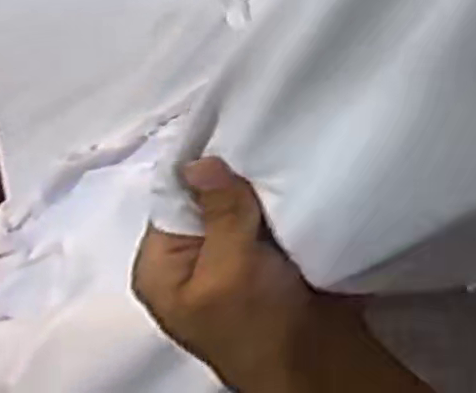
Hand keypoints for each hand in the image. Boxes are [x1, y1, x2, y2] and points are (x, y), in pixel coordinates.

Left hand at [133, 159, 414, 392]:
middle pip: (211, 194)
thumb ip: (219, 215)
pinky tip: (302, 173)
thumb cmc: (257, 319)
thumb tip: (199, 160)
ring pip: (245, 199)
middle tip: (273, 133)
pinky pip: (271, 209)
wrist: (312, 351)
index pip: (174, 195)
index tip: (241, 125)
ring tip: (292, 147)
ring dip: (266, 180)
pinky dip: (285, 192)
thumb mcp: (230, 268)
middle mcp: (193, 254)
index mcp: (163, 264)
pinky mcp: (270, 248)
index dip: (205, 162)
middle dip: (240, 169)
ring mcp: (233, 251)